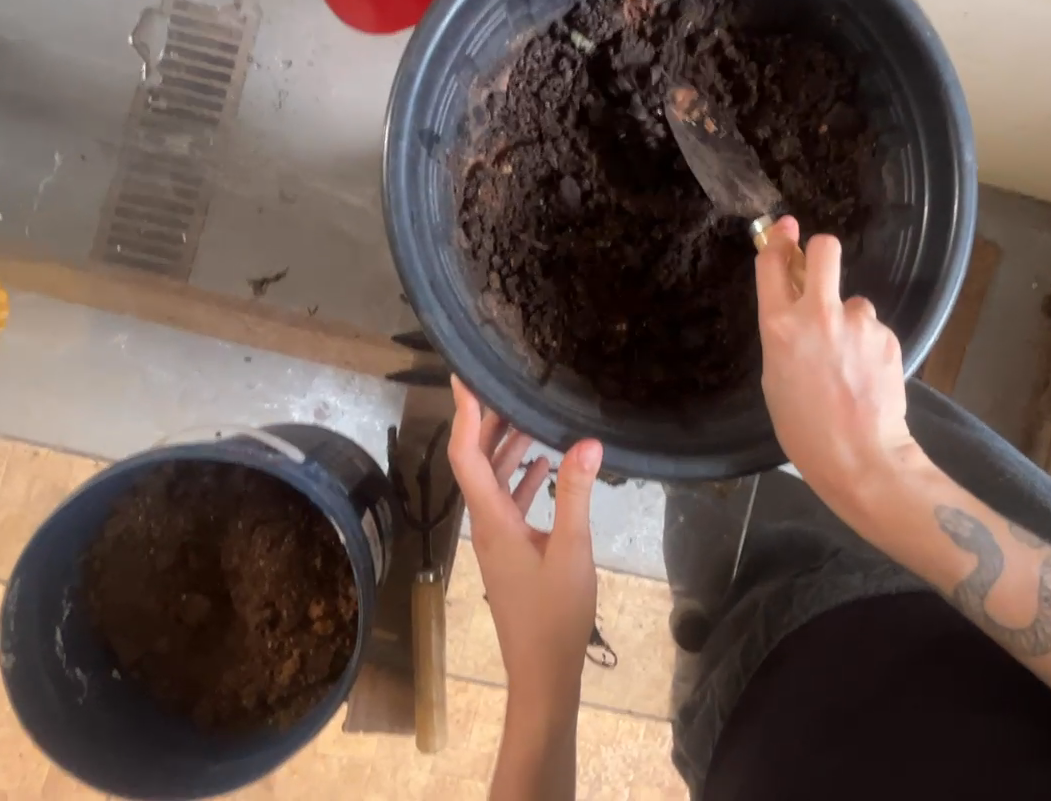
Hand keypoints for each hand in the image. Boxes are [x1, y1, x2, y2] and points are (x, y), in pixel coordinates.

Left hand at [447, 376, 602, 703]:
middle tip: (505, 383)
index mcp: (491, 518)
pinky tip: (545, 464)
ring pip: (493, 479)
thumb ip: (576, 493)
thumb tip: (587, 442)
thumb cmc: (555, 614)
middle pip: (476, 460)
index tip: (465, 377)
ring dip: (507, 446)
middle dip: (487, 420)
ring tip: (529, 413)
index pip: (465, 454)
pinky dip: (523, 476)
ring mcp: (496, 537)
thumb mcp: (572, 549)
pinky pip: (509, 500)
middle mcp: (485, 522)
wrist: (542, 672)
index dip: (463, 413)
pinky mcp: (510, 548)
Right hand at [755, 216, 916, 520]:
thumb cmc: (803, 427)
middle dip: (819, 251)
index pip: (773, 263)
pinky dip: (868, 344)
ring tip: (848, 361)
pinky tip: (865, 375)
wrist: (859, 456)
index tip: (783, 231)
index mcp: (780, 325)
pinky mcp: (887, 336)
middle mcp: (818, 314)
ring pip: (853, 300)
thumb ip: (783, 335)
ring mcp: (857, 323)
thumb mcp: (775, 377)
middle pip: (824, 250)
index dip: (777, 240)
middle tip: (819, 270)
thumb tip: (794, 312)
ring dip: (849, 319)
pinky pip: (872, 328)